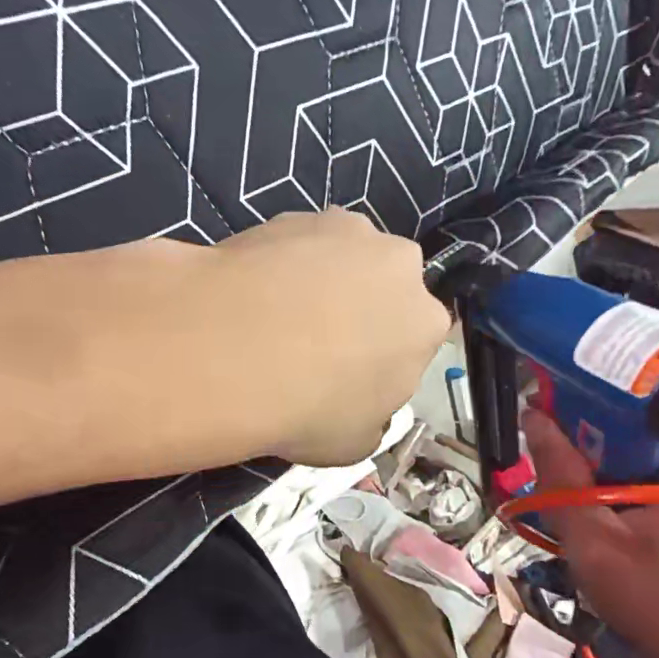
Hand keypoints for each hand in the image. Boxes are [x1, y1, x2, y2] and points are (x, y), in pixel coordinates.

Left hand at [205, 209, 449, 466]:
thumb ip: (372, 419)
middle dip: (361, 306)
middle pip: (385, 285)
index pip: (414, 337)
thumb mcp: (355, 443)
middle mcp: (399, 265)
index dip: (383, 356)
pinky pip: (298, 242)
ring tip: (275, 314)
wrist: (233, 351)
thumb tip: (362, 408)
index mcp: (425, 322)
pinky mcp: (295, 214)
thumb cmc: (309, 407)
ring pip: (343, 256)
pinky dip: (282, 262)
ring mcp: (347, 231)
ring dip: (322, 278)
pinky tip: (250, 292)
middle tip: (315, 341)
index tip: (350, 373)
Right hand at [522, 409, 658, 657]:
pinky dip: (630, 490)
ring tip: (579, 498)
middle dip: (594, 451)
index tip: (548, 422)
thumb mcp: (592, 540)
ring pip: (648, 458)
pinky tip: (608, 515)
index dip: (585, 414)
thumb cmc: (650, 604)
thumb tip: (532, 414)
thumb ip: (560, 475)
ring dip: (608, 473)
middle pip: (640, 435)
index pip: (636, 412)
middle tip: (558, 471)